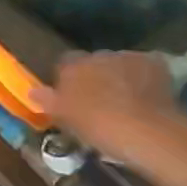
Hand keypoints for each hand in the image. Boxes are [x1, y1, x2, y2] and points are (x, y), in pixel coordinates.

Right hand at [36, 51, 182, 161]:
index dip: (68, 79)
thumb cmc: (99, 128)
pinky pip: (143, 66)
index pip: (64, 63)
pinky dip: (142, 76)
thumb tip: (33, 91)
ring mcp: (127, 56)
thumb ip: (47, 101)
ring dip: (119, 75)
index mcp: (73, 67)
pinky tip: (146, 95)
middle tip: (99, 101)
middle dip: (95, 76)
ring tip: (125, 101)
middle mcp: (98, 55)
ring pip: (119, 63)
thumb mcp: (66, 119)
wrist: (146, 131)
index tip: (72, 98)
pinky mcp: (153, 62)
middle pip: (93, 62)